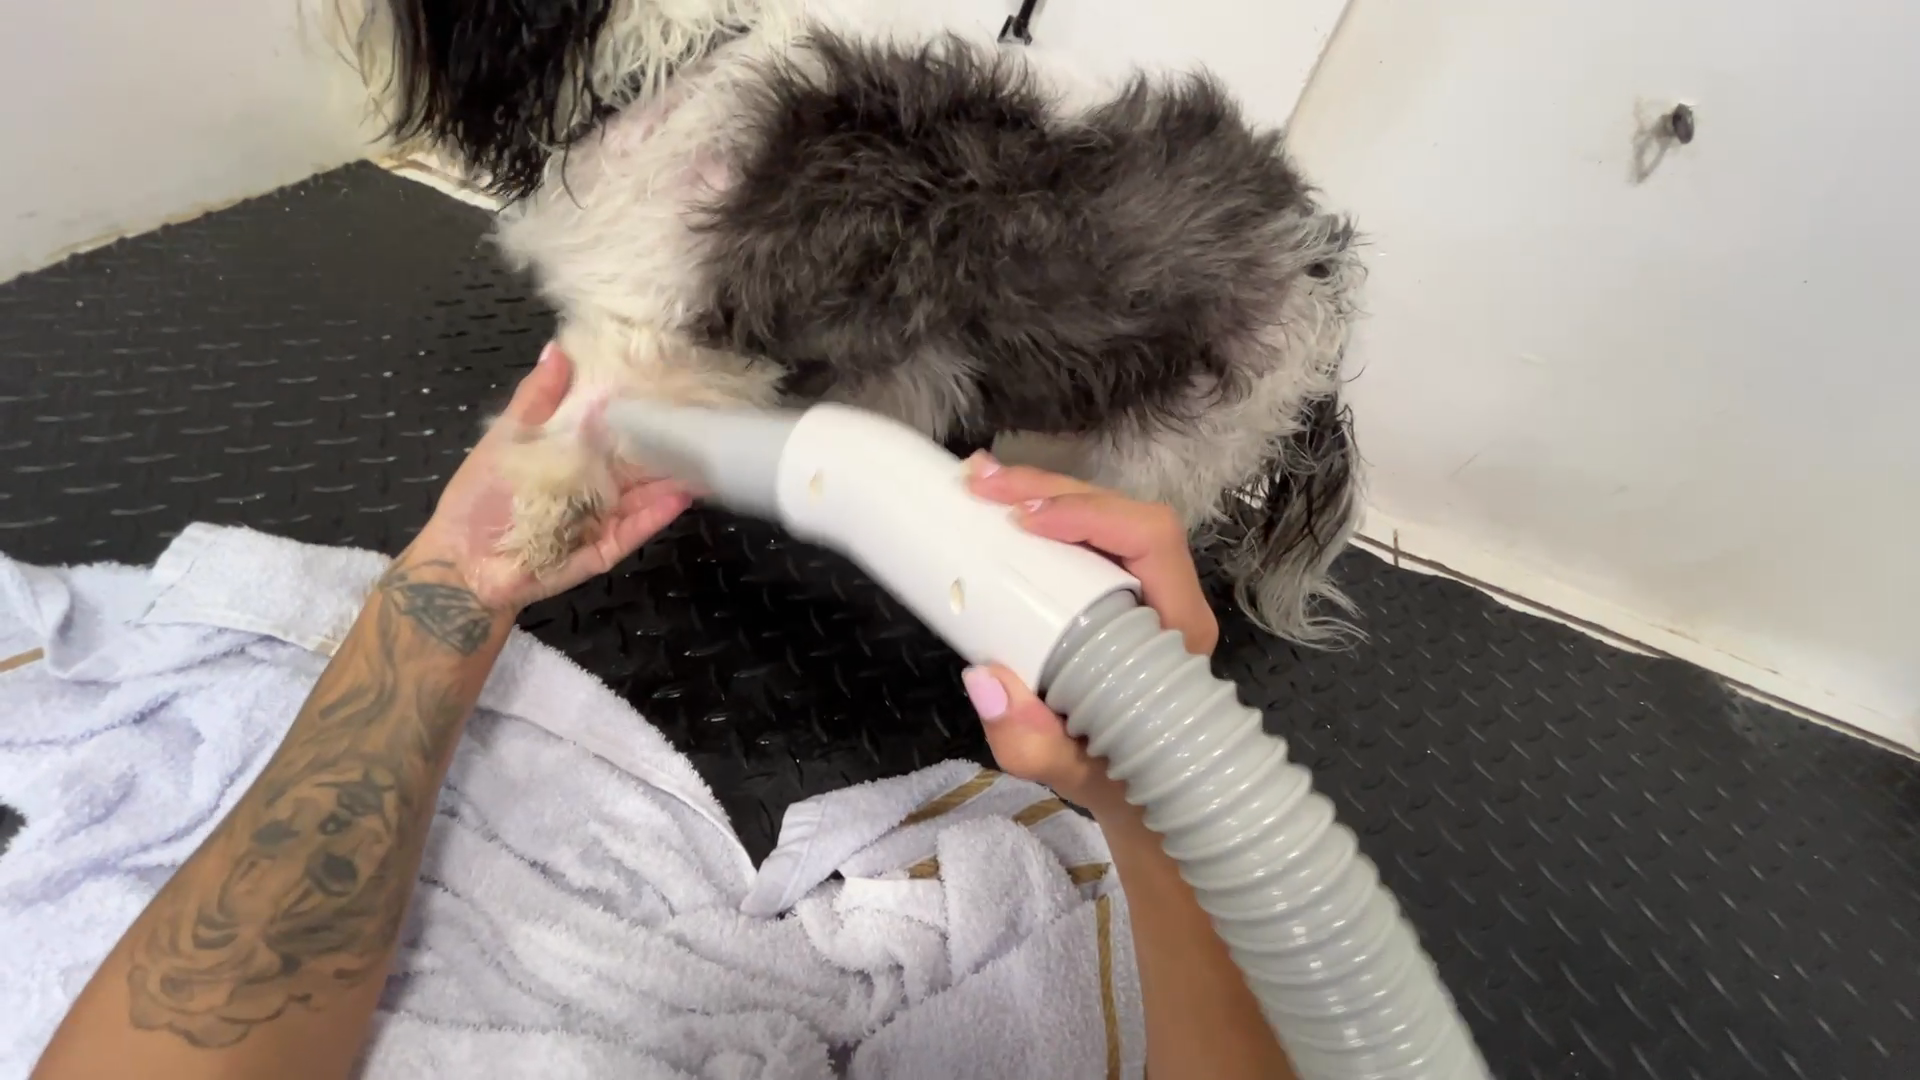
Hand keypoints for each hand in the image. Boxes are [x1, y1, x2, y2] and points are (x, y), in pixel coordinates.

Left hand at [406, 344, 691, 612]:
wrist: (465, 563)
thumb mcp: (507, 439)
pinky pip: (640, 527)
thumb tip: (558, 349)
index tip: (671, 386)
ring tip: (707, 456)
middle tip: (705, 420)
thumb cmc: (480, 497)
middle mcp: (600, 483)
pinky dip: (660, 512)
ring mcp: (609, 516)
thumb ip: (537, 401)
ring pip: (649, 493)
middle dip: (671, 444)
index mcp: (577, 454)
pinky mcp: (611, 546)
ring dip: (676, 477)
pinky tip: (683, 494)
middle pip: (642, 462)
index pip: (618, 429)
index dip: (642, 409)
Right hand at [959, 453, 1217, 821]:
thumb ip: (1027, 740)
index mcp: (1173, 630)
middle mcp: (1163, 597)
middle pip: (1120, 511)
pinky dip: (1038, 511)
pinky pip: (1080, 535)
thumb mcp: (1065, 770)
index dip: (1094, 516)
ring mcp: (1138, 588)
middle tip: (982, 483)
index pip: (1151, 540)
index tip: (1027, 523)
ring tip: (980, 484)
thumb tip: (983, 677)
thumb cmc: (1109, 772)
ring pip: (1100, 513)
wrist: (1131, 782)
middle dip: (1050, 488)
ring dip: (1040, 490)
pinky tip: (997, 506)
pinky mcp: (1109, 587)